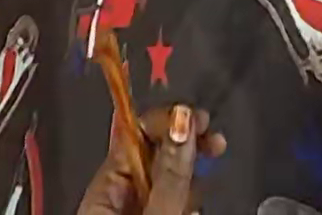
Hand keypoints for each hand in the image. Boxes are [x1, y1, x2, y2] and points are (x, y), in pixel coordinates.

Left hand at [77, 104, 227, 214]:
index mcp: (105, 187)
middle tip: (217, 142)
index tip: (200, 118)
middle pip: (154, 154)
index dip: (168, 118)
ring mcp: (133, 211)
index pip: (135, 131)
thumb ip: (170, 173)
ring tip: (209, 180)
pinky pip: (167, 203)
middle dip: (186, 143)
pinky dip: (185, 200)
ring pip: (165, 181)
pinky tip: (197, 205)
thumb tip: (184, 116)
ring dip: (190, 176)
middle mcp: (116, 197)